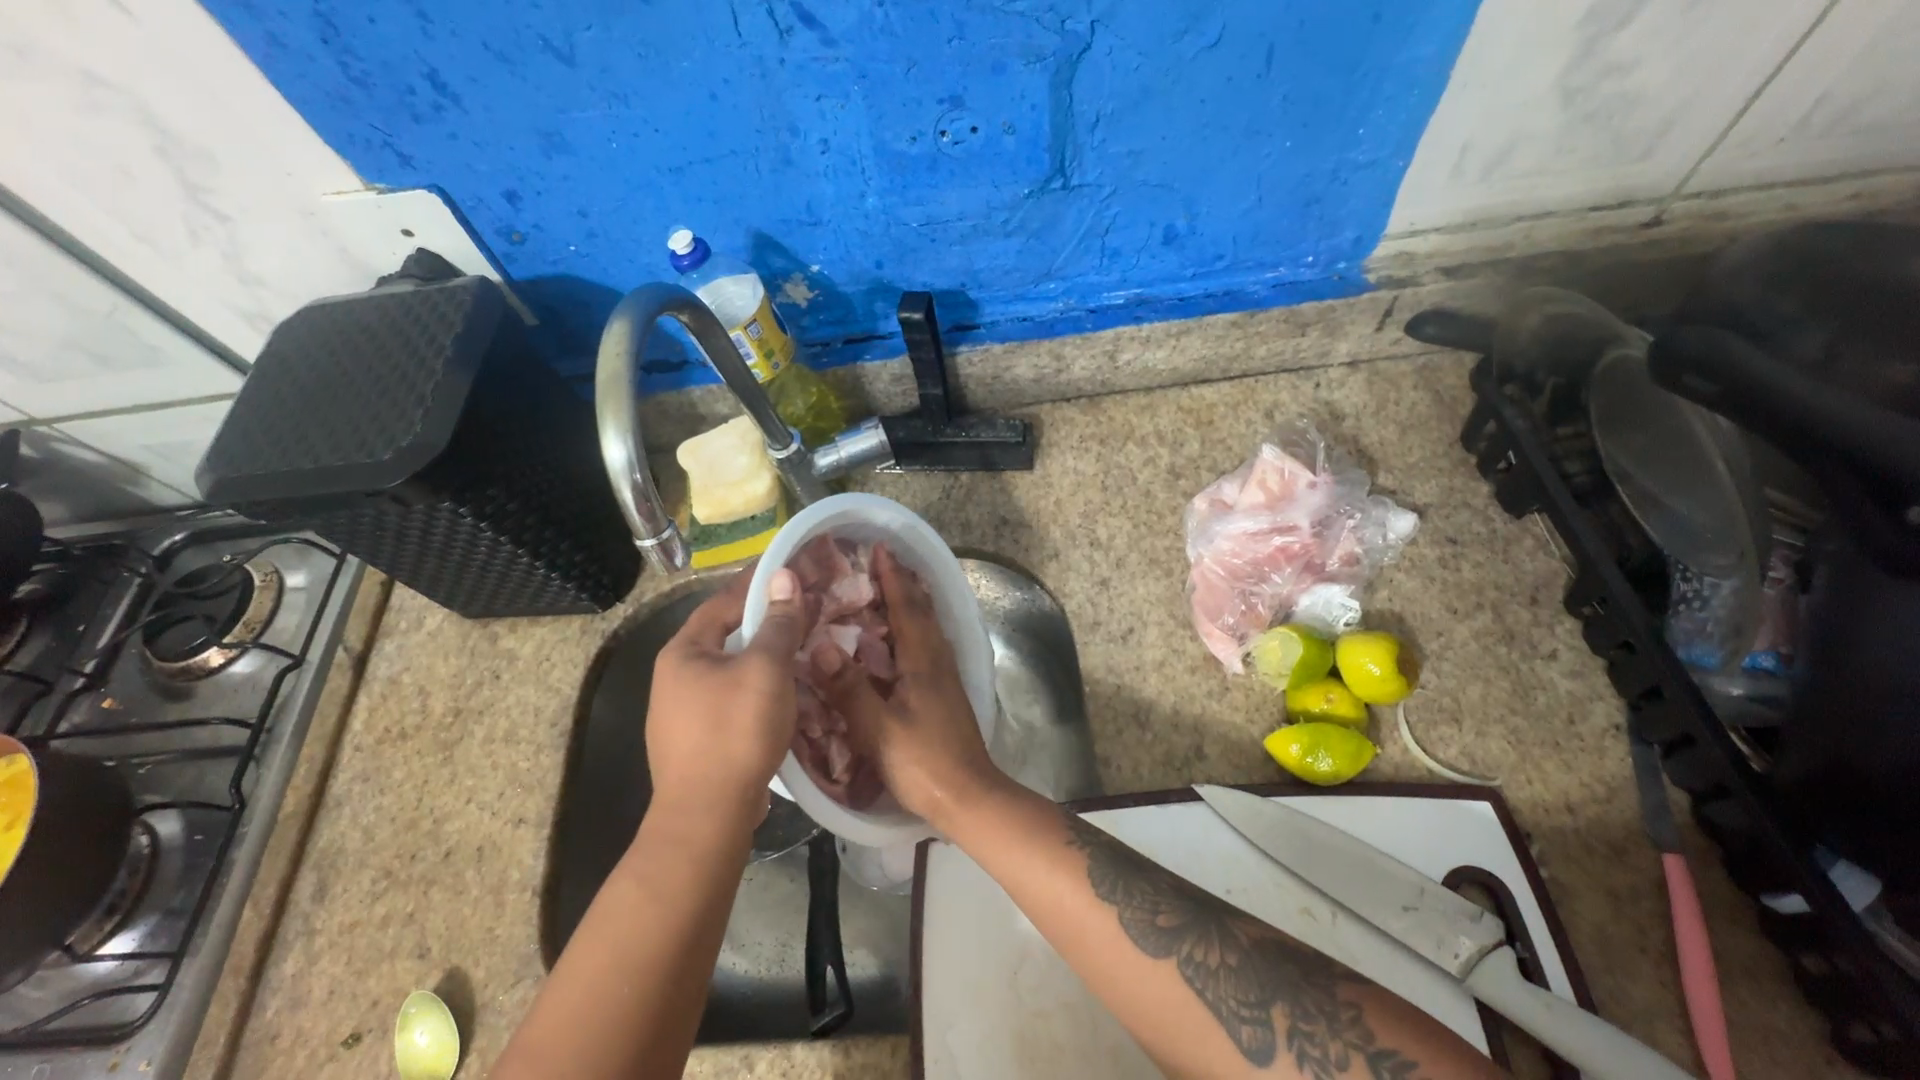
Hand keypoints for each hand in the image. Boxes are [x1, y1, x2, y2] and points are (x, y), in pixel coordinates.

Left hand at [647, 564, 813, 826]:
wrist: (706, 816)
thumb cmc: (735, 731)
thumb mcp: (766, 669)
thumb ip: (778, 623)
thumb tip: (785, 577)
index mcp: (683, 651)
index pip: (722, 602)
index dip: (757, 584)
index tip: (790, 570)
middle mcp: (673, 677)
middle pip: (723, 637)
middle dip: (762, 624)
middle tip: (802, 613)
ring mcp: (680, 714)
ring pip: (728, 673)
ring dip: (761, 660)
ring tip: (798, 653)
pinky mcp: (694, 744)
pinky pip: (729, 703)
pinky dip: (755, 692)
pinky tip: (781, 700)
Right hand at [811, 545, 1006, 831]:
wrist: (969, 799)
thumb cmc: (923, 764)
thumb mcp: (878, 730)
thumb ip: (849, 689)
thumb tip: (818, 646)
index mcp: (923, 662)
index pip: (907, 608)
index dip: (893, 578)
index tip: (879, 548)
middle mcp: (939, 662)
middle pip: (923, 612)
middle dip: (905, 584)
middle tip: (883, 562)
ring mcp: (946, 679)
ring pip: (930, 629)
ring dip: (913, 605)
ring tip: (893, 591)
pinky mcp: (947, 696)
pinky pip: (930, 648)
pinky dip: (916, 630)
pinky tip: (903, 643)